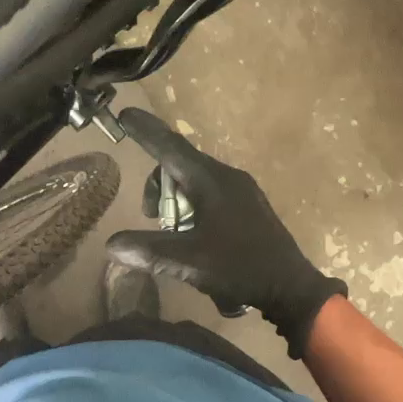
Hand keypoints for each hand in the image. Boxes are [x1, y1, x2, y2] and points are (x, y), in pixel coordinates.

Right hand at [107, 109, 347, 357]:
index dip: (146, 132)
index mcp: (211, 181)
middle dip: (159, 185)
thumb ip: (149, 250)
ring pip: (196, 180)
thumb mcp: (189, 262)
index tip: (125, 115)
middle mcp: (227, 177)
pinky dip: (193, 206)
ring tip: (172, 231)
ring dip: (176, 199)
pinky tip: (194, 233)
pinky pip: (211, 193)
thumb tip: (112, 244)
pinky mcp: (250, 207)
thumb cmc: (240, 268)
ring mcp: (242, 191)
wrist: (291, 286)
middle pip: (181, 164)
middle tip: (151, 216)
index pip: (171, 147)